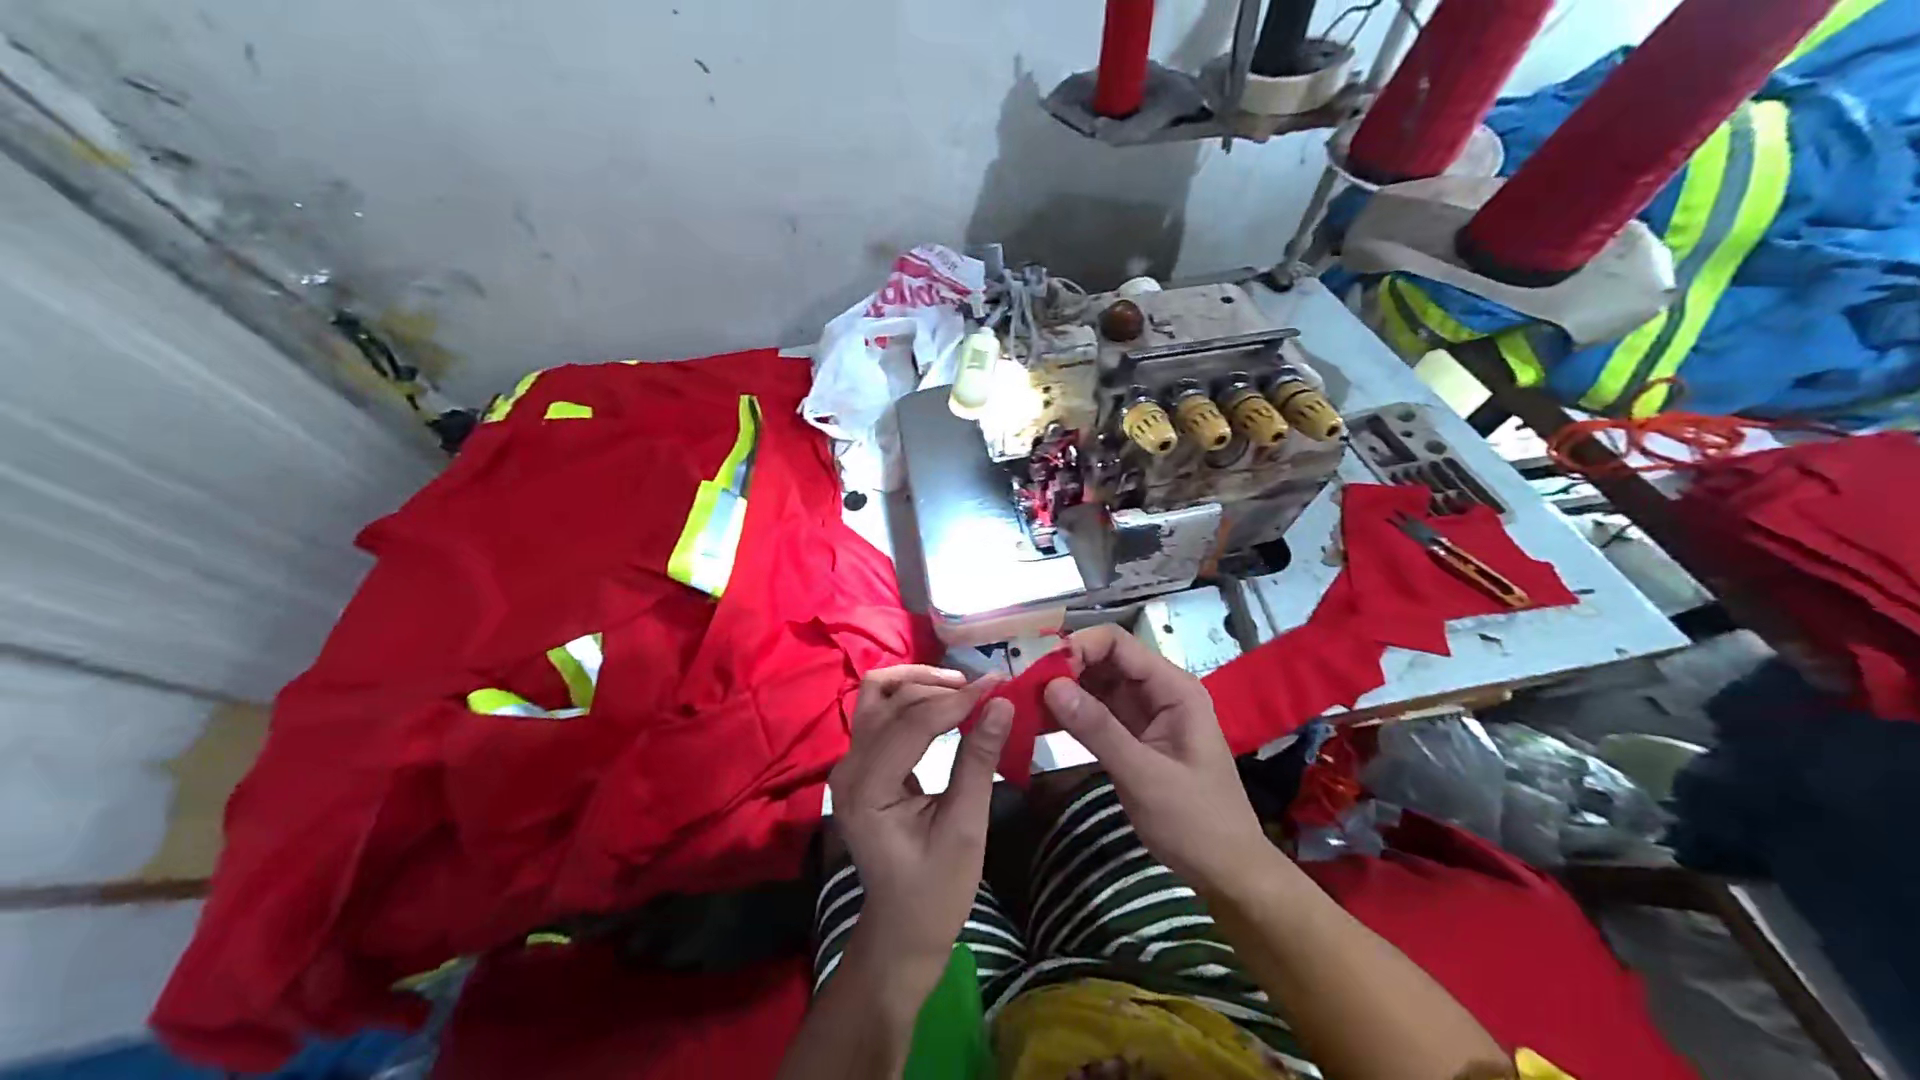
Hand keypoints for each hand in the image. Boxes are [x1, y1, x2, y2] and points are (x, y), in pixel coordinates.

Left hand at [828, 665, 1012, 999]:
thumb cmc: (936, 890)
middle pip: (889, 699)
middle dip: (938, 687)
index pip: (913, 722)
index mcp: (867, 790)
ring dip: (918, 684)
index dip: (958, 699)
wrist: (902, 928)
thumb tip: (1002, 703)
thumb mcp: (965, 828)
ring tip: (963, 690)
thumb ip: (979, 760)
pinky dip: (911, 700)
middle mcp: (848, 768)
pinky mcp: (860, 765)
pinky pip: (880, 714)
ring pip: (878, 696)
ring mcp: (849, 765)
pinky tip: (945, 706)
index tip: (1000, 683)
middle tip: (986, 690)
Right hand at [1042, 626, 1273, 897]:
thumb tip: (1051, 686)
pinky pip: (1095, 713)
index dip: (1077, 648)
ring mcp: (1143, 713)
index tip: (1040, 672)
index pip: (1118, 644)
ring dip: (1061, 691)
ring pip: (1095, 686)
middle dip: (1063, 669)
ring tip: (1022, 703)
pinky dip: (1069, 715)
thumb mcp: (1144, 775)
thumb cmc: (1195, 821)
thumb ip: (1098, 729)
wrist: (1224, 870)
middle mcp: (1158, 691)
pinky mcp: (1131, 736)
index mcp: (1173, 688)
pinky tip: (1039, 722)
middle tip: (1022, 689)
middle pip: (1103, 660)